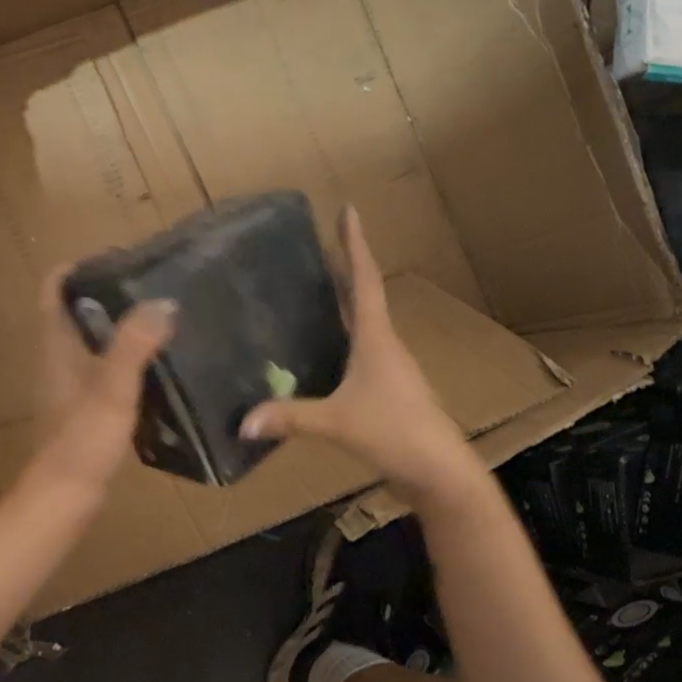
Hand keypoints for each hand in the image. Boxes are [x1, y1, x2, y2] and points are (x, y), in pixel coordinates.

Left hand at [22, 269, 176, 503]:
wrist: (64, 498)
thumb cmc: (83, 440)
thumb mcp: (113, 387)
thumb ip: (135, 343)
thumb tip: (164, 301)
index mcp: (57, 345)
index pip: (57, 287)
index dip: (82, 266)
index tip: (124, 259)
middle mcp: (58, 359)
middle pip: (78, 312)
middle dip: (111, 294)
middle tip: (155, 286)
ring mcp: (69, 387)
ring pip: (92, 343)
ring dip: (120, 329)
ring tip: (164, 320)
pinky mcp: (83, 411)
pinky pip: (103, 372)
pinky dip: (125, 361)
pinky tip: (157, 369)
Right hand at [240, 206, 476, 496]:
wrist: (439, 471)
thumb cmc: (394, 432)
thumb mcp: (336, 423)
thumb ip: (290, 419)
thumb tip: (243, 423)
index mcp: (377, 339)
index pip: (363, 280)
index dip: (354, 245)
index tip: (348, 210)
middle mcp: (386, 346)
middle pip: (363, 298)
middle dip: (343, 270)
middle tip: (320, 247)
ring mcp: (391, 370)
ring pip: (364, 327)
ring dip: (345, 306)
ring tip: (315, 293)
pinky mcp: (389, 393)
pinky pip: (361, 355)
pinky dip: (343, 342)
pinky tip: (325, 354)